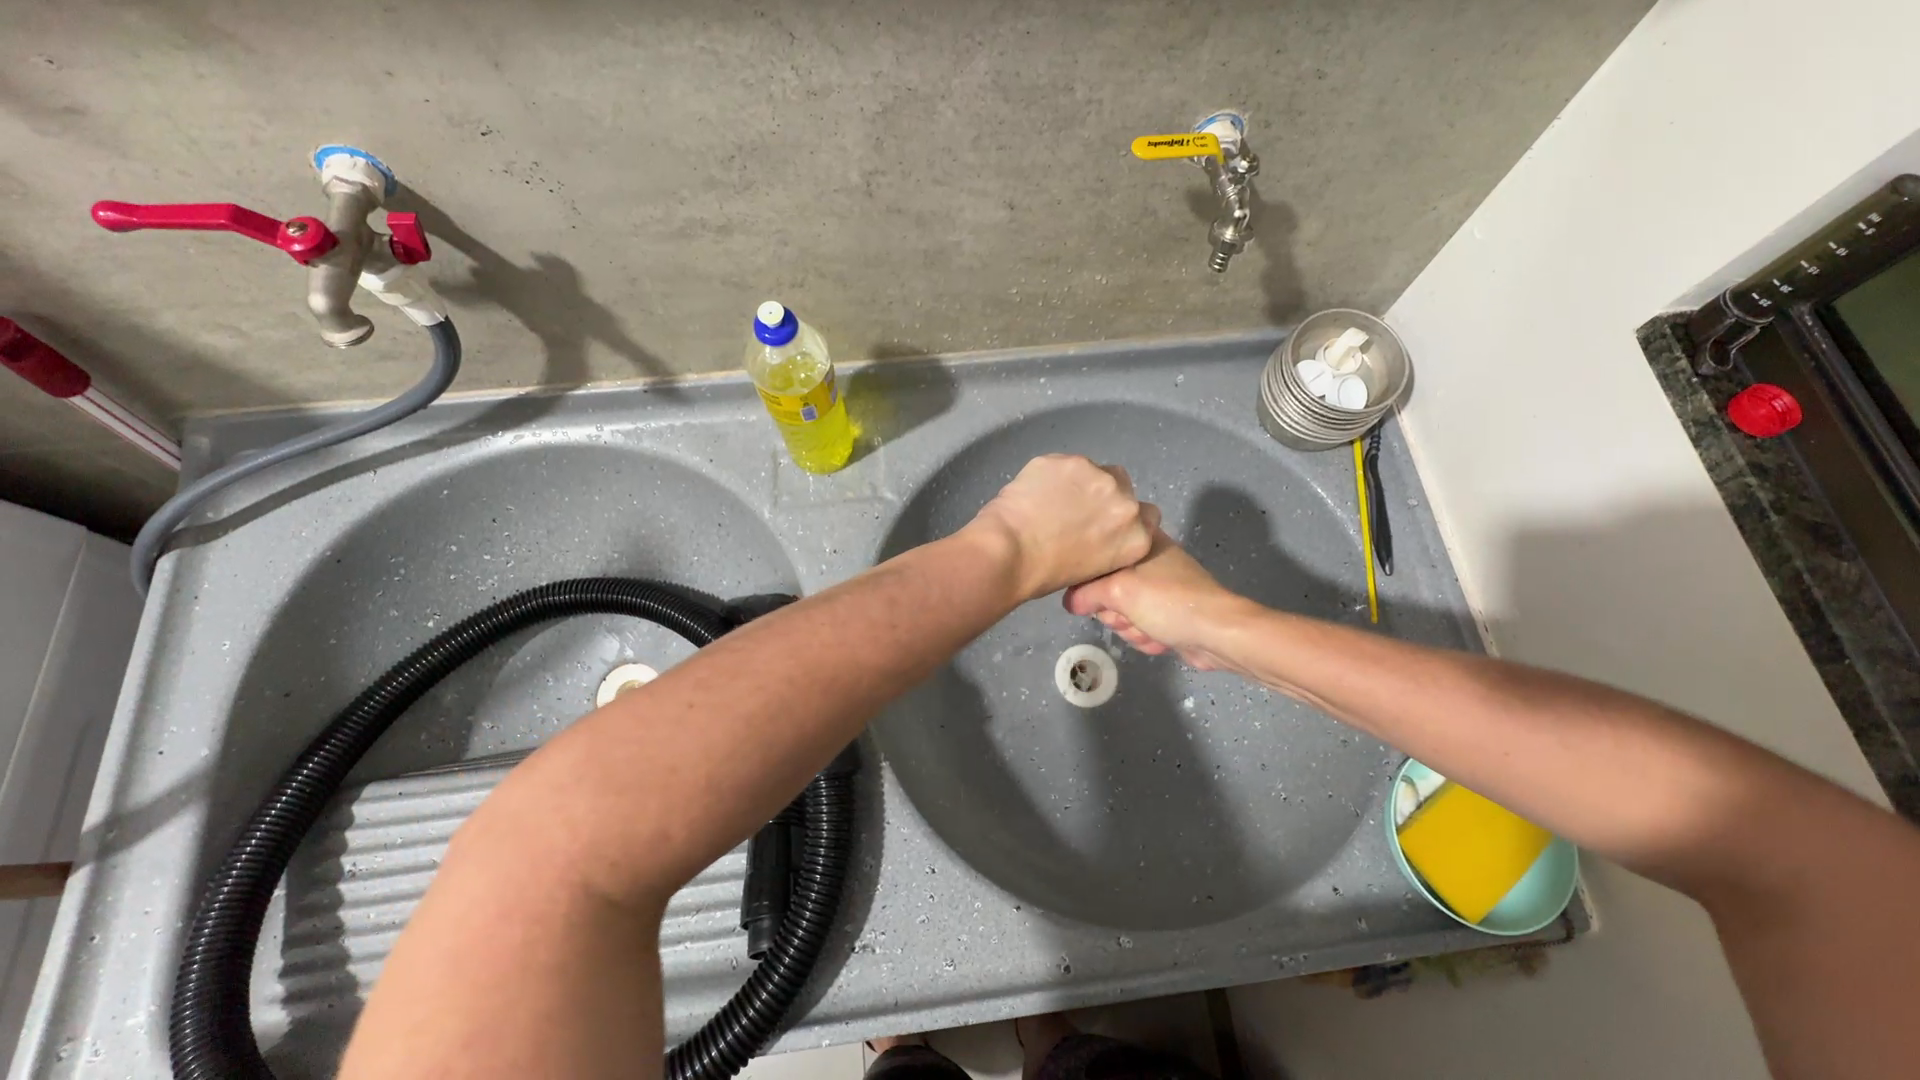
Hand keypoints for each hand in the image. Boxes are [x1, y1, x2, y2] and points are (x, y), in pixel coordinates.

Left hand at [964, 455, 1159, 600]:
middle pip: (1122, 486)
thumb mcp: (1093, 568)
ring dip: (1078, 481)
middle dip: (1101, 494)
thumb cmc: (1045, 574)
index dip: (1121, 514)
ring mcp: (1099, 477)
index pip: (1145, 516)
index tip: (1101, 519)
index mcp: (1136, 537)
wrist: (1009, 552)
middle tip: (1072, 509)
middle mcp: (1127, 504)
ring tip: (1050, 500)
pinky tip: (1035, 490)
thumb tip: (1097, 529)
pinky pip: (1065, 463)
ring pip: (1095, 470)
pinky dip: (1052, 474)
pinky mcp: (1071, 461)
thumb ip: (1108, 543)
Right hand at [1063, 529, 1242, 670]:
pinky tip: (1160, 639)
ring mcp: (1161, 591)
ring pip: (1123, 613)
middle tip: (1128, 614)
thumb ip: (1086, 593)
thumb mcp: (1119, 590)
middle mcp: (1150, 562)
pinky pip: (1141, 627)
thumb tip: (1070, 602)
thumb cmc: (1169, 602)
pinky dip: (1147, 637)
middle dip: (1116, 611)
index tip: (1092, 593)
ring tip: (1149, 629)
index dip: (1091, 579)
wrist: (1218, 634)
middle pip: (1107, 589)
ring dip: (1132, 629)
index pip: (1099, 556)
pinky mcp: (1169, 616)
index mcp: (1142, 543)